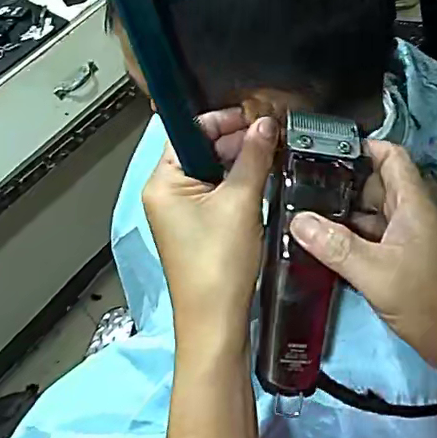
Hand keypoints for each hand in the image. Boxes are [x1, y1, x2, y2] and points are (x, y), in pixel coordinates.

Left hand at [142, 112, 278, 354]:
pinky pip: (218, 191)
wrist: (217, 320)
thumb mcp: (241, 201)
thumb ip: (254, 157)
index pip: (189, 131)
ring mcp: (182, 211)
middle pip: (202, 148)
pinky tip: (264, 178)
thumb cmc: (218, 263)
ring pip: (214, 170)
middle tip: (272, 136)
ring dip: (241, 161)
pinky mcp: (199, 225)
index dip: (223, 120)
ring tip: (273, 154)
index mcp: (163, 182)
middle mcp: (166, 192)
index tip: (256, 117)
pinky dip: (240, 183)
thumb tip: (266, 124)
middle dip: (237, 140)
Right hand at [290, 141, 436, 379]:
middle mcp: (412, 213)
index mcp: (413, 202)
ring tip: (303, 215)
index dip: (361, 147)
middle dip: (342, 183)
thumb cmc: (430, 301)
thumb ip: (337, 247)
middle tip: (299, 188)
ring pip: (373, 213)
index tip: (321, 151)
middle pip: (376, 183)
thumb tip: (297, 220)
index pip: (390, 156)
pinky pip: (375, 238)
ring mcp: (410, 238)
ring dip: (344, 214)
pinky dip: (353, 238)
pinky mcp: (406, 261)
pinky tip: (325, 247)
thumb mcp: (377, 273)